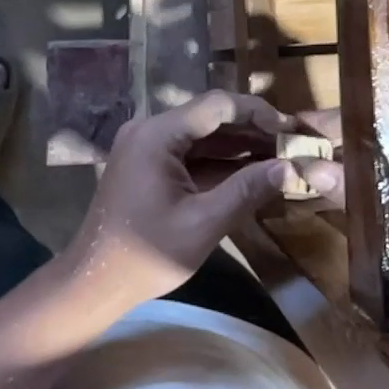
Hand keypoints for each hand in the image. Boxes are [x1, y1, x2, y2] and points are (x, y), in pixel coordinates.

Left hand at [65, 90, 291, 307]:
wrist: (94, 282)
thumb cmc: (147, 254)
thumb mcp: (204, 223)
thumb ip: (247, 190)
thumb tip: (290, 167)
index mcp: (157, 134)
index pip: (217, 105)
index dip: (258, 113)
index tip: (292, 131)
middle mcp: (150, 130)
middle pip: (211, 116)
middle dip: (253, 129)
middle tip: (293, 144)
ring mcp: (147, 146)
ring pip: (203, 134)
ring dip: (240, 145)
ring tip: (282, 155)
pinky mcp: (149, 164)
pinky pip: (191, 152)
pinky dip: (221, 160)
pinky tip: (253, 170)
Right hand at [297, 98, 388, 323]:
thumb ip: (355, 196)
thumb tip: (307, 166)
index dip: (356, 114)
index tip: (314, 123)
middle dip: (345, 127)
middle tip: (300, 131)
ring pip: (383, 141)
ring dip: (347, 145)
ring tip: (304, 147)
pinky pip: (384, 163)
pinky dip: (356, 165)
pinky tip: (324, 168)